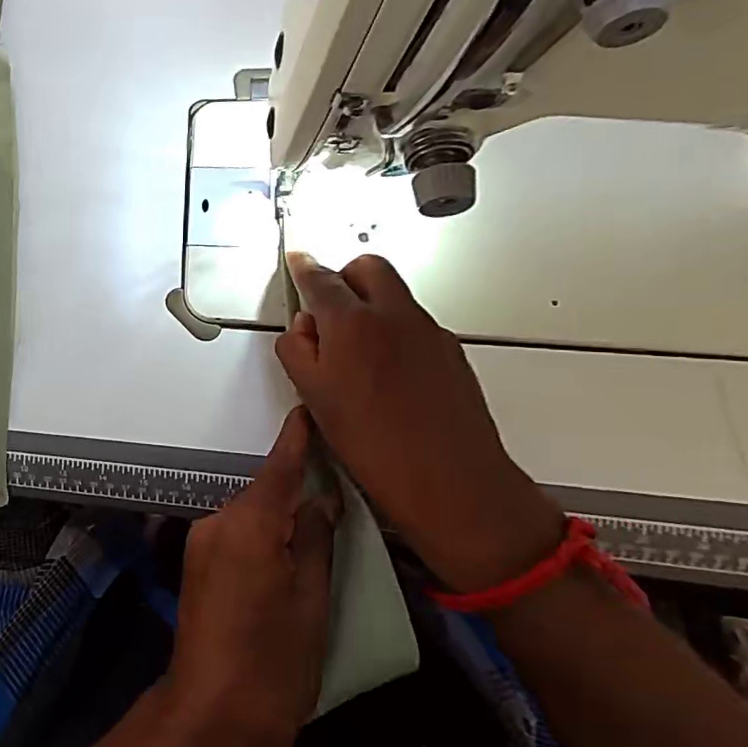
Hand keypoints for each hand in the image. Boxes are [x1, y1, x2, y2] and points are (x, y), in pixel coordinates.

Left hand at [166, 408, 337, 746]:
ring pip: (247, 512)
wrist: (216, 707)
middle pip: (260, 490)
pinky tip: (281, 546)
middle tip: (331, 475)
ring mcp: (201, 540)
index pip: (276, 470)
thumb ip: (314, 540)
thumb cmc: (276, 659)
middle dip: (292, 483)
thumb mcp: (311, 600)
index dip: (294, 440)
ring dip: (275, 512)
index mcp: (248, 524)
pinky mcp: (196, 560)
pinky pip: (233, 531)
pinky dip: (258, 531)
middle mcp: (217, 521)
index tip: (306, 411)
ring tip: (314, 518)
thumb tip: (322, 499)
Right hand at [276, 252, 564, 592]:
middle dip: (344, 276)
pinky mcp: (451, 353)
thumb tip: (301, 332)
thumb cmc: (381, 447)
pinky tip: (382, 371)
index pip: (321, 278)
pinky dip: (394, 330)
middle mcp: (396, 318)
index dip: (304, 267)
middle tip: (326, 304)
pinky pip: (415, 323)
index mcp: (353, 323)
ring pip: (394, 295)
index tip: (298, 262)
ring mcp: (429, 333)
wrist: (450, 484)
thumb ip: (296, 349)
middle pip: (368, 267)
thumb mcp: (311, 395)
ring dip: (370, 305)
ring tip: (352, 349)